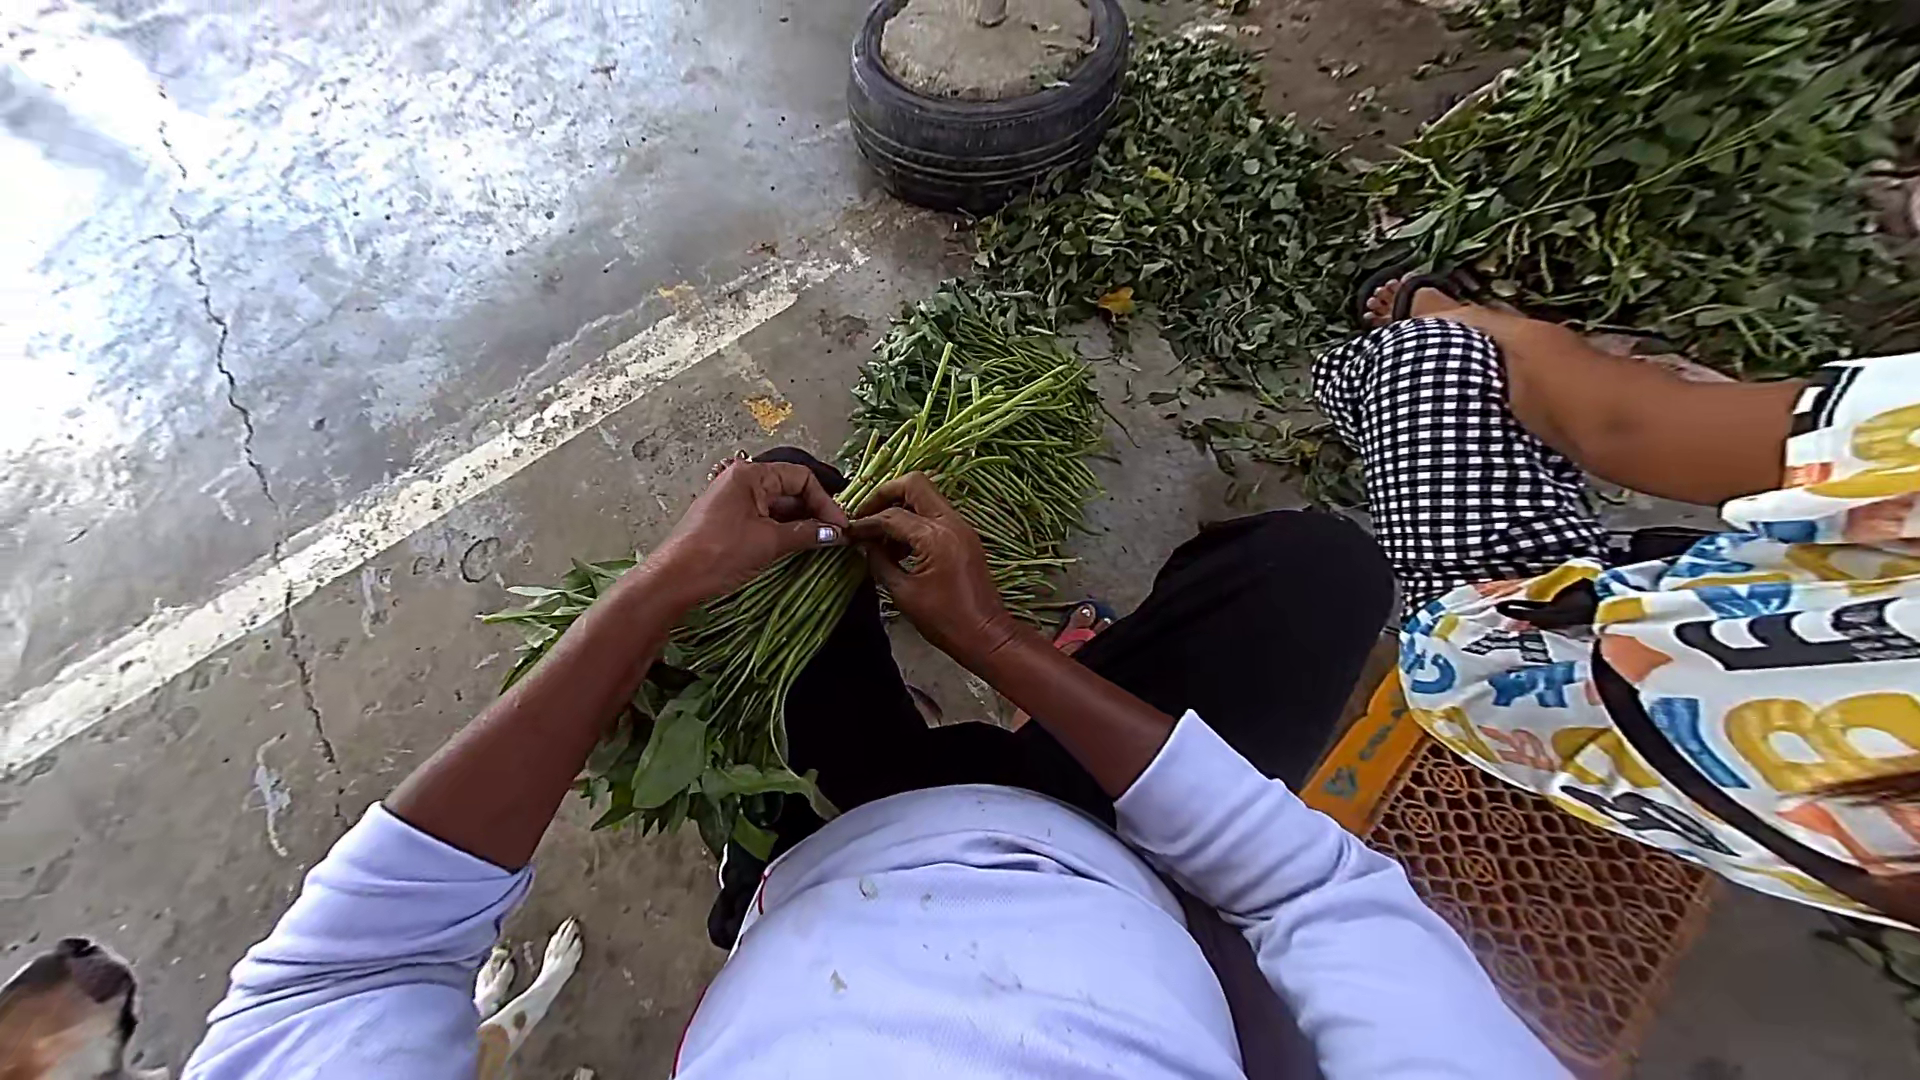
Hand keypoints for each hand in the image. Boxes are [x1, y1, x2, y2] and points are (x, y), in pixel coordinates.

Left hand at [644, 460, 848, 610]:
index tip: (840, 526)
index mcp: (750, 475)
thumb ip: (807, 533)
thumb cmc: (720, 553)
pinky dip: (784, 529)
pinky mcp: (729, 519)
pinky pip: (765, 517)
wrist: (673, 580)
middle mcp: (742, 480)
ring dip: (801, 522)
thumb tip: (836, 533)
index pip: (801, 477)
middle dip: (815, 511)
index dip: (825, 501)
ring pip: (779, 505)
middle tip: (835, 535)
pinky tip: (798, 545)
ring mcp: (734, 500)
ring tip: (821, 542)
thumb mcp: (770, 542)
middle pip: (790, 489)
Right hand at [846, 473, 1018, 668]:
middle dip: (886, 495)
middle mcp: (951, 522)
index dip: (866, 523)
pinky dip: (915, 522)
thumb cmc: (943, 620)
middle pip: (914, 485)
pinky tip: (899, 548)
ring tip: (881, 539)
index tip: (849, 533)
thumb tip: (865, 545)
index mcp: (935, 536)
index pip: (891, 515)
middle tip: (866, 516)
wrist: (984, 634)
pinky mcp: (965, 537)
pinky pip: (935, 515)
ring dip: (901, 508)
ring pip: (926, 497)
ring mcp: (961, 527)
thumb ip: (879, 562)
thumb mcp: (902, 592)